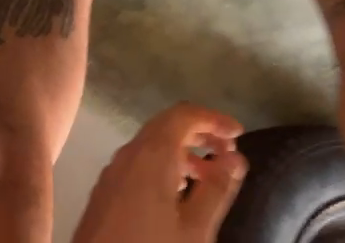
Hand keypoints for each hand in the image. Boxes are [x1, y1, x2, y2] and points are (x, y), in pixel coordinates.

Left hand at [70, 103, 248, 242]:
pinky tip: (177, 193)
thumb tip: (235, 158)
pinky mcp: (106, 189)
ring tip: (209, 176)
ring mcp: (114, 170)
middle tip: (228, 153)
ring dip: (183, 150)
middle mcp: (130, 152)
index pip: (184, 115)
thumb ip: (217, 190)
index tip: (238, 134)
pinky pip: (139, 162)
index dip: (214, 118)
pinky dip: (164, 164)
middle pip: (167, 124)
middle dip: (200, 132)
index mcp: (152, 154)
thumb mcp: (194, 229)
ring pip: (152, 144)